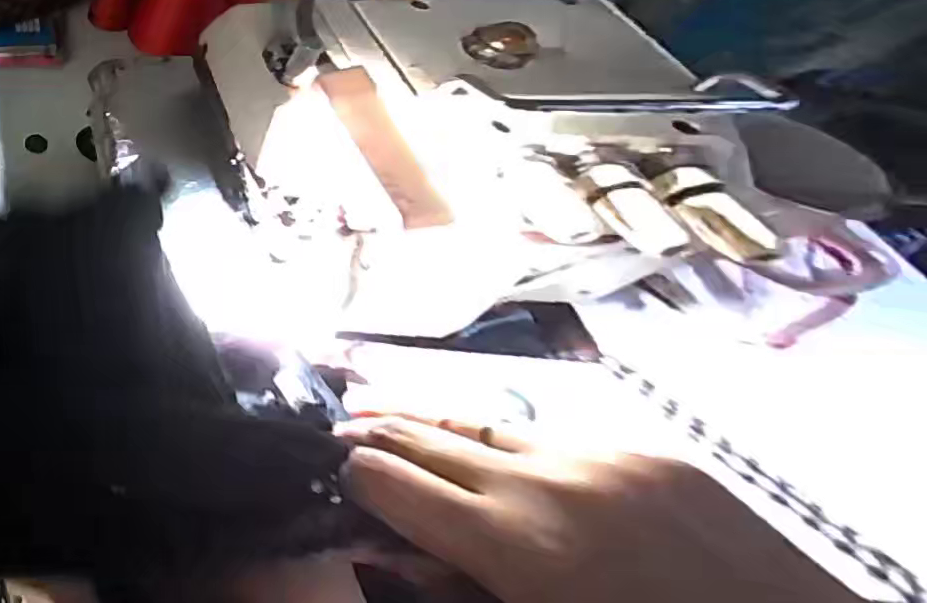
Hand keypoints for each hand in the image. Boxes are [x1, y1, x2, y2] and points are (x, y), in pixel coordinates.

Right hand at [336, 414, 856, 602]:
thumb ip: (455, 588)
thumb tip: (384, 546)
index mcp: (515, 547)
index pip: (385, 477)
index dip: (353, 477)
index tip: (341, 479)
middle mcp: (544, 482)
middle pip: (419, 433)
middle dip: (371, 432)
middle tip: (338, 428)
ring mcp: (602, 456)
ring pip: (476, 419)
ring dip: (424, 420)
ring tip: (377, 406)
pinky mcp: (652, 452)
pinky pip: (554, 438)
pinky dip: (512, 446)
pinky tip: (498, 453)